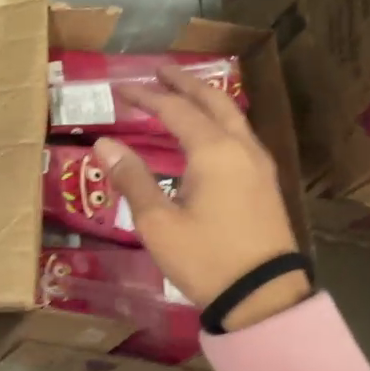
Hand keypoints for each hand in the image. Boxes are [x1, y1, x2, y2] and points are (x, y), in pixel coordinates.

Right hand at [92, 66, 309, 330]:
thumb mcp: (157, 222)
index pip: (175, 110)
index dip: (145, 97)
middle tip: (159, 72)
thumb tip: (104, 144)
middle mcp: (241, 149)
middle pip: (213, 102)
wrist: (264, 298)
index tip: (119, 88)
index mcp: (214, 152)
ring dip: (205, 100)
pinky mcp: (265, 185)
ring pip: (232, 118)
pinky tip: (208, 133)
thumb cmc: (206, 258)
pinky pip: (240, 136)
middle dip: (185, 84)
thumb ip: (132, 178)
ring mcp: (259, 167)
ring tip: (183, 95)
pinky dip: (219, 121)